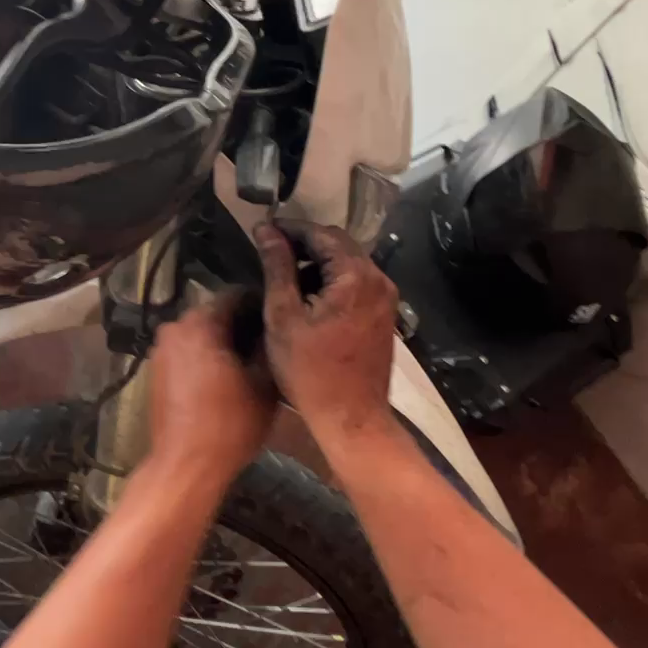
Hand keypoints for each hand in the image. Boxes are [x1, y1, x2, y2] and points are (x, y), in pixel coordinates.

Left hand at [147, 294, 276, 484]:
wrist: (185, 465)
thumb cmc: (229, 424)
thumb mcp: (264, 385)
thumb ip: (267, 347)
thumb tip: (271, 327)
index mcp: (200, 322)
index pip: (236, 294)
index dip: (260, 303)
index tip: (279, 316)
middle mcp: (175, 326)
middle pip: (215, 313)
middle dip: (241, 324)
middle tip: (268, 341)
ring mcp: (162, 348)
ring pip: (200, 333)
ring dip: (222, 341)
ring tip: (249, 360)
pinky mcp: (157, 370)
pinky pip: (187, 351)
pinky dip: (204, 356)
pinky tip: (225, 376)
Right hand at [256, 221, 398, 440]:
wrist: (351, 419)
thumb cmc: (311, 371)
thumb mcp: (283, 316)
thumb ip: (277, 267)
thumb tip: (266, 229)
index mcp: (355, 275)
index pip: (320, 233)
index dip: (289, 228)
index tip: (262, 231)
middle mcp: (378, 279)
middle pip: (338, 243)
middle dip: (303, 242)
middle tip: (270, 249)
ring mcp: (385, 297)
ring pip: (347, 261)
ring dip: (317, 261)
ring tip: (284, 272)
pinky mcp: (384, 313)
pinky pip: (355, 281)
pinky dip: (331, 279)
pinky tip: (307, 294)